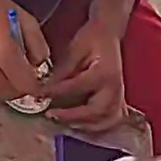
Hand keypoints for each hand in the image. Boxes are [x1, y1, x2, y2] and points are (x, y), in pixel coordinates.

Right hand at [0, 0, 49, 104]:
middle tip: (24, 77)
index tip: (39, 82)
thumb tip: (39, 67)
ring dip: (4, 90)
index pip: (26, 85)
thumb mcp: (26, 20)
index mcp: (3, 53)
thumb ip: (39, 47)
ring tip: (8, 75)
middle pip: (9, 95)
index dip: (36, 87)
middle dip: (20, 89)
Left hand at [46, 14, 127, 131]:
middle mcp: (114, 88)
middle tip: (51, 114)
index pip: (77, 87)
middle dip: (72, 116)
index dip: (56, 92)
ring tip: (63, 122)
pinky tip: (79, 125)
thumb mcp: (74, 49)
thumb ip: (62, 71)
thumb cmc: (91, 40)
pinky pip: (110, 121)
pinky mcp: (118, 101)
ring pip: (105, 121)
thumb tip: (45, 89)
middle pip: (95, 111)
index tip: (40, 95)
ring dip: (84, 125)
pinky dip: (96, 127)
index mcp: (103, 73)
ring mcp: (119, 96)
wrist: (108, 34)